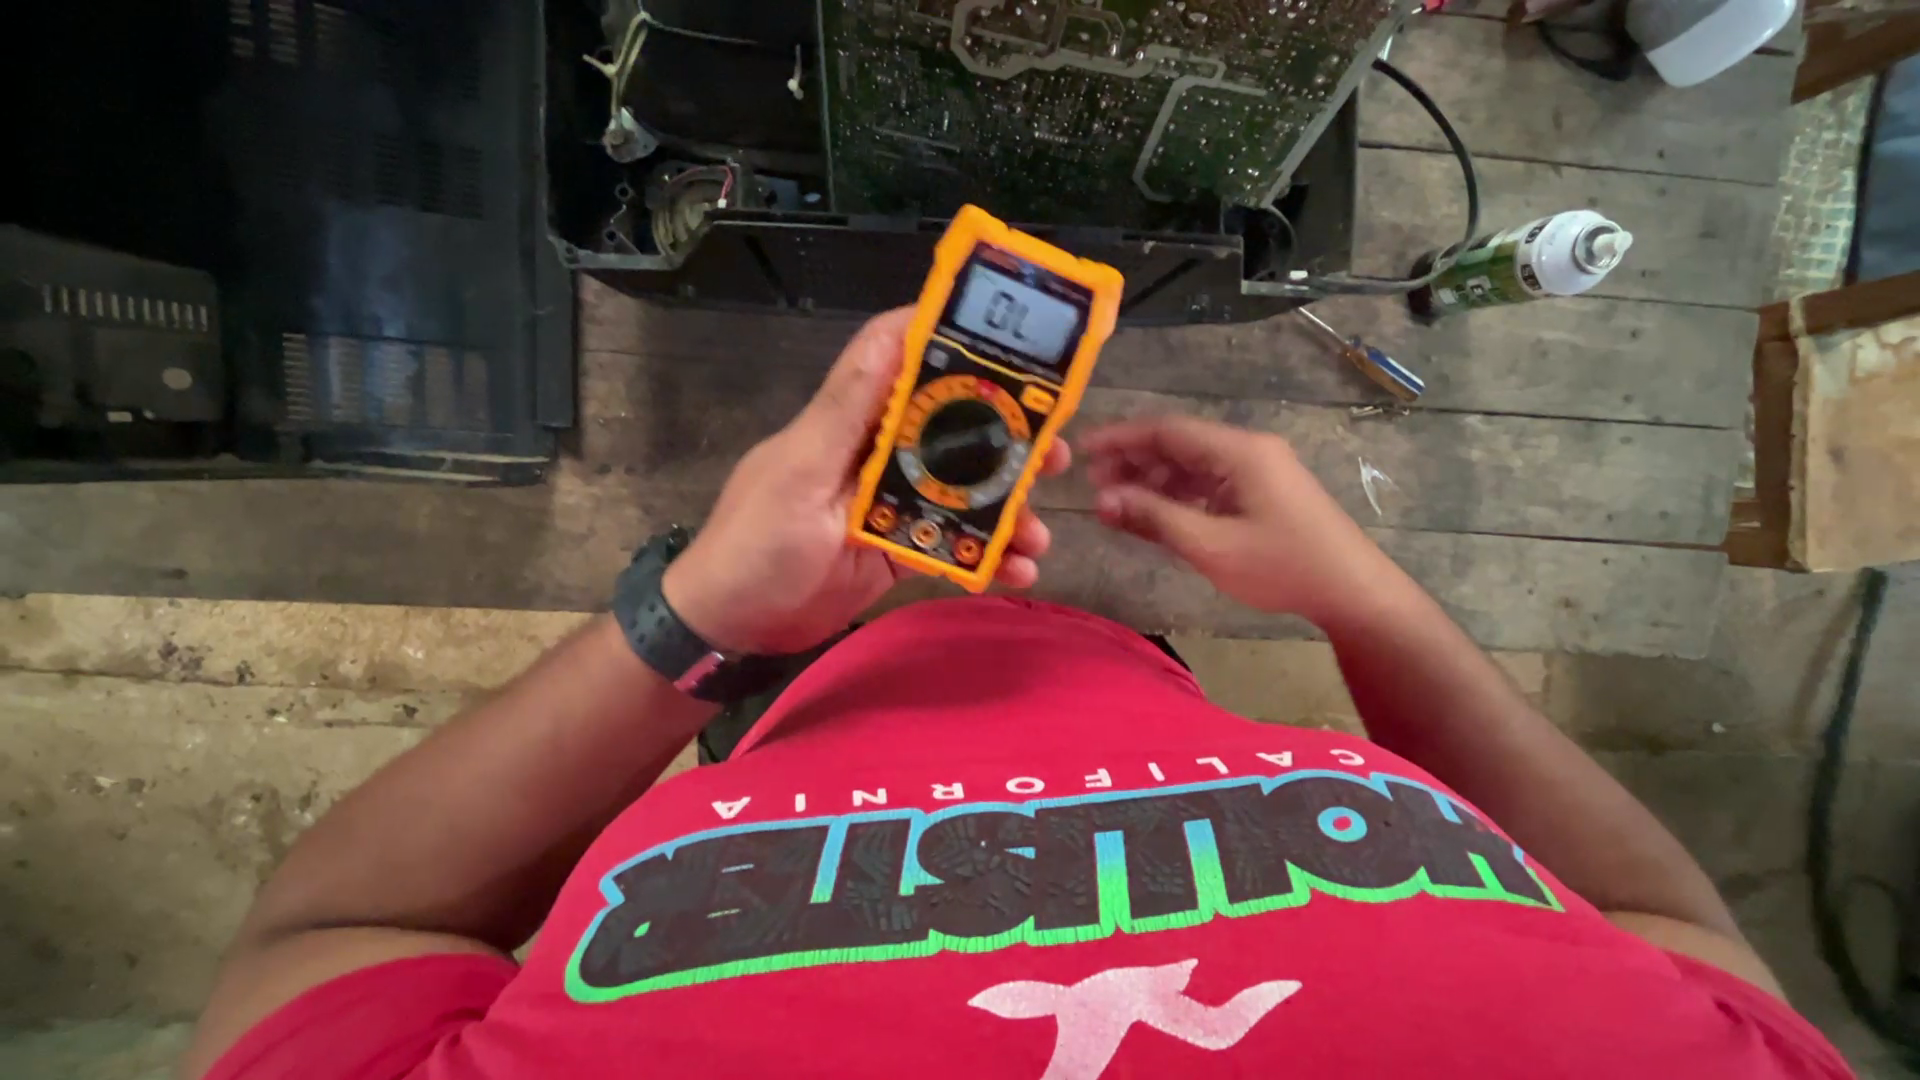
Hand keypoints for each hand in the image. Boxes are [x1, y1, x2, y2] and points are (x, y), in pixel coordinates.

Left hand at [663, 308, 1069, 654]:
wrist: (733, 628)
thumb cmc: (756, 545)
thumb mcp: (801, 475)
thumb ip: (847, 411)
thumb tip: (893, 334)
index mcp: (847, 422)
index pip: (897, 357)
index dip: (947, 338)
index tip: (1007, 341)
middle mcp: (873, 454)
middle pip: (949, 429)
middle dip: (1006, 439)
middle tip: (1056, 455)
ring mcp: (888, 504)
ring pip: (960, 492)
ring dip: (1005, 510)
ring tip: (1039, 537)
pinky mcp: (896, 549)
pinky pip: (950, 544)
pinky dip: (983, 557)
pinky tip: (1015, 573)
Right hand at [1082, 415, 1394, 629]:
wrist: (1351, 591)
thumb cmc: (1282, 566)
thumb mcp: (1210, 545)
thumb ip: (1154, 518)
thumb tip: (1102, 500)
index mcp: (1239, 451)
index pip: (1168, 430)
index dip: (1122, 437)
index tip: (1084, 449)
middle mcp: (1246, 451)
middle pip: (1178, 445)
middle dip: (1133, 461)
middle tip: (1093, 483)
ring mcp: (1255, 472)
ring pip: (1191, 466)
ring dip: (1152, 481)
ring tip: (1115, 501)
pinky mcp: (1260, 493)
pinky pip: (1207, 485)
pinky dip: (1176, 496)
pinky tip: (1151, 514)